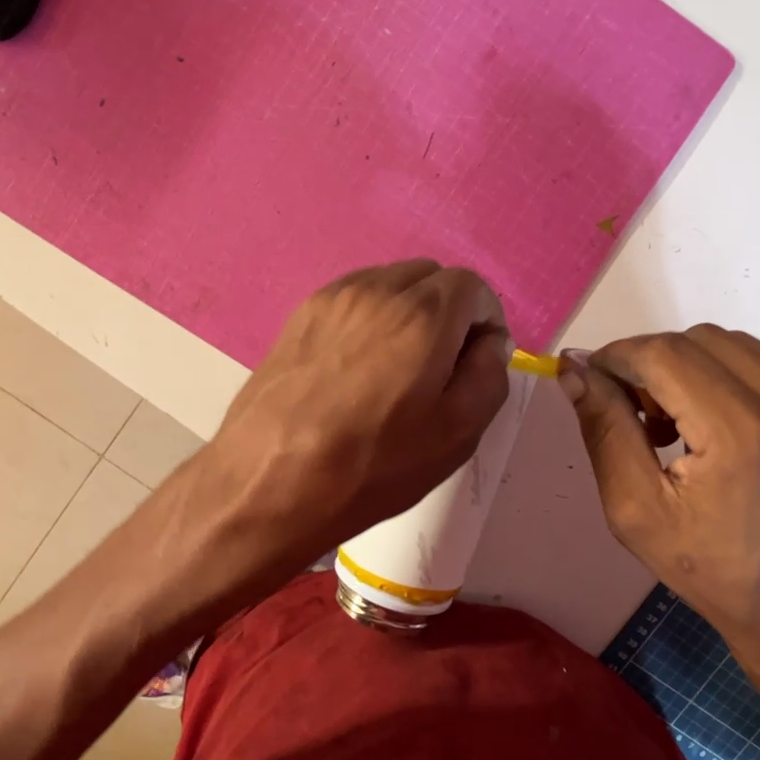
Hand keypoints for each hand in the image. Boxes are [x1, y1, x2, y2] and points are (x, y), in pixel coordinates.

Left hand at [205, 260, 511, 558]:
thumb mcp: (457, 434)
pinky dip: (370, 318)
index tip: (476, 362)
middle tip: (440, 368)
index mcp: (422, 314)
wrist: (270, 481)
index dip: (485, 322)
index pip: (472, 287)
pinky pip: (352, 298)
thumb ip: (489, 375)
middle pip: (430, 277)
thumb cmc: (373, 465)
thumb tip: (487, 343)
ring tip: (396, 369)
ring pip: (389, 283)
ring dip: (407, 312)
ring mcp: (331, 299)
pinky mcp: (299, 316)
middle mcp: (377, 290)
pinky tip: (357, 368)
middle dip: (448, 312)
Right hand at [558, 327, 759, 716]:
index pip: (662, 353)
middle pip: (694, 340)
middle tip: (630, 415)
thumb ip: (604, 430)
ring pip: (728, 344)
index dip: (615, 357)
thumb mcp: (637, 510)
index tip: (590, 383)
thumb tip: (574, 371)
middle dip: (648, 363)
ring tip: (670, 422)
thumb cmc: (714, 573)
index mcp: (739, 431)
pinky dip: (722, 374)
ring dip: (685, 365)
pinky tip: (710, 423)